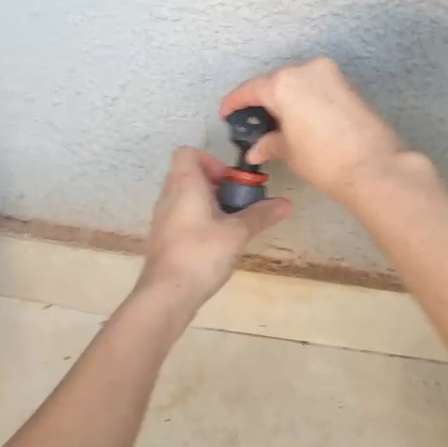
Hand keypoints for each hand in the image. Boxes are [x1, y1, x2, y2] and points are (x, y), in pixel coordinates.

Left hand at [134, 147, 289, 313]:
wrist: (167, 294)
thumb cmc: (201, 254)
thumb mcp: (238, 233)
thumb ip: (261, 215)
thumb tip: (286, 204)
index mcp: (185, 184)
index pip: (187, 152)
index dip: (211, 160)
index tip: (230, 181)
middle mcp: (168, 196)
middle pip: (188, 174)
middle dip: (215, 184)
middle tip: (236, 202)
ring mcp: (162, 218)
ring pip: (184, 197)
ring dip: (207, 203)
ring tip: (229, 223)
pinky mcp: (162, 239)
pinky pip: (180, 217)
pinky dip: (197, 221)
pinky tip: (214, 243)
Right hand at [220, 57, 432, 203]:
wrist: (374, 167)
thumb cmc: (327, 160)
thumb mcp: (290, 152)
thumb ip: (270, 143)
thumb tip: (258, 148)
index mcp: (285, 83)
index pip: (251, 89)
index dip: (235, 103)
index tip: (228, 113)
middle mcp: (307, 70)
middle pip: (276, 82)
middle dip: (263, 101)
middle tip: (253, 123)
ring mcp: (331, 74)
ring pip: (298, 82)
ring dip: (286, 99)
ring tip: (278, 124)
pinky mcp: (348, 84)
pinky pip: (318, 87)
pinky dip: (306, 99)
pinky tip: (301, 120)